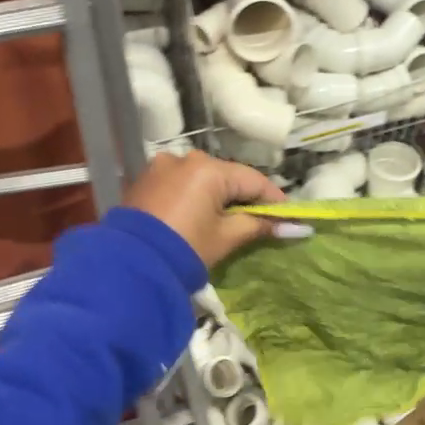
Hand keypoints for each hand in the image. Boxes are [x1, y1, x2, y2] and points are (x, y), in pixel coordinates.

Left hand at [124, 150, 287, 265]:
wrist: (130, 265)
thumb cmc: (186, 249)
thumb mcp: (226, 237)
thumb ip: (258, 225)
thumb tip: (293, 226)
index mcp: (208, 169)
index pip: (252, 180)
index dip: (273, 199)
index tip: (288, 216)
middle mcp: (184, 159)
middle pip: (226, 176)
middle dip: (243, 197)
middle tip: (259, 220)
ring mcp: (161, 167)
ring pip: (201, 179)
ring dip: (216, 196)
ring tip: (227, 220)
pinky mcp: (145, 180)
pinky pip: (180, 184)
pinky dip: (193, 196)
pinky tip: (198, 215)